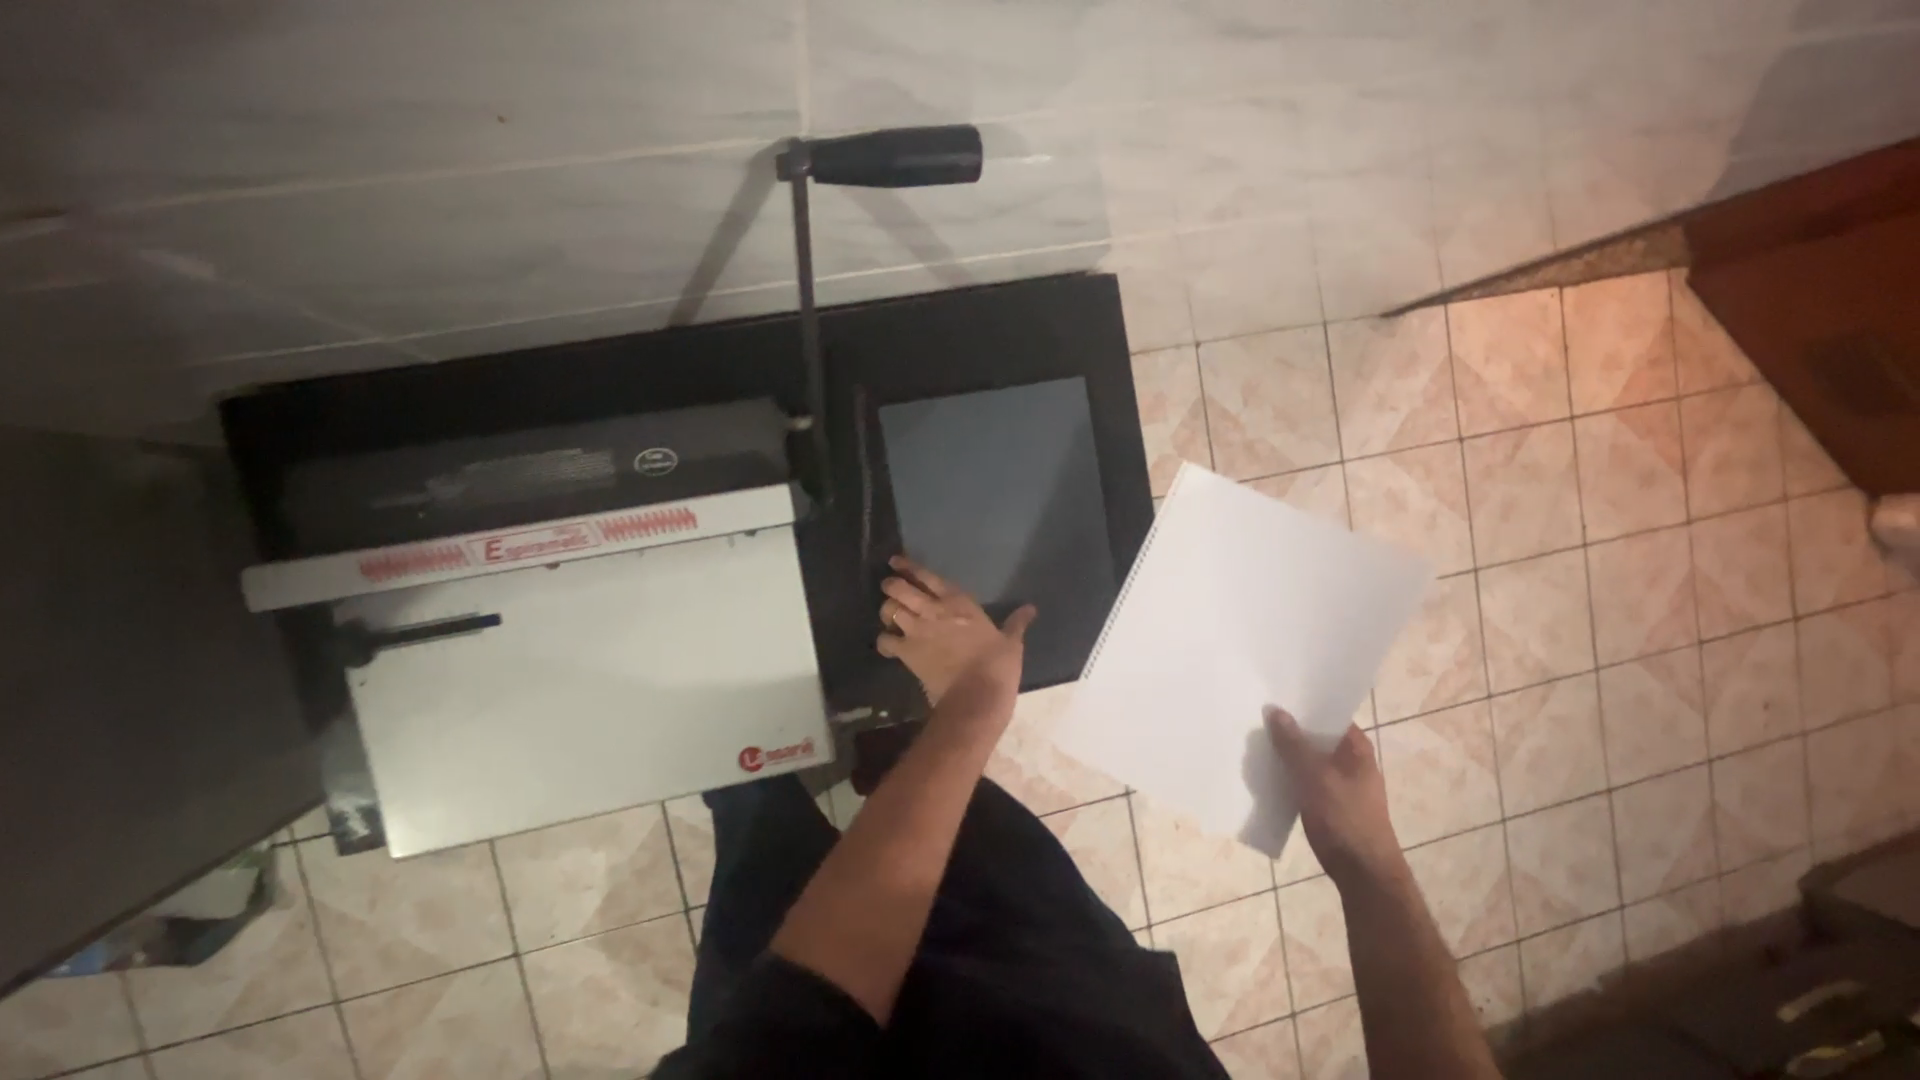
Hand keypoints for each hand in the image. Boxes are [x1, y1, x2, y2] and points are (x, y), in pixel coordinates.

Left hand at [876, 556, 1035, 707]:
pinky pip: (885, 641)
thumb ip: (1016, 622)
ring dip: (886, 610)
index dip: (909, 567)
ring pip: (889, 610)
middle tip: (889, 586)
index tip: (896, 562)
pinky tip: (888, 645)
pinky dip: (884, 641)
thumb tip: (1031, 609)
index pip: (928, 577)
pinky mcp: (907, 653)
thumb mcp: (1011, 642)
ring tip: (888, 615)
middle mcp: (933, 610)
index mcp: (959, 602)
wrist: (977, 696)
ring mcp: (917, 631)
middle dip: (892, 585)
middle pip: (901, 588)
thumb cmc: (997, 666)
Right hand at [1264, 707, 1405, 885]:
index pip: (1328, 714)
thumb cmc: (1345, 818)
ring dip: (1283, 753)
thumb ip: (1294, 744)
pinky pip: (1301, 779)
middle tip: (1254, 715)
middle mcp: (1348, 760)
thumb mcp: (1316, 777)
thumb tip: (1275, 710)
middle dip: (1287, 728)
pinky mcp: (1325, 801)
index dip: (1302, 705)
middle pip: (1314, 736)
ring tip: (1252, 741)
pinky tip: (1261, 772)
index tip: (1272, 695)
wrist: (1362, 871)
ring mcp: (1337, 781)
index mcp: (1355, 748)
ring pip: (1305, 758)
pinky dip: (1285, 774)